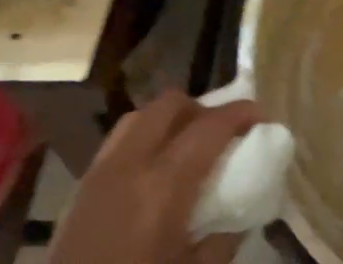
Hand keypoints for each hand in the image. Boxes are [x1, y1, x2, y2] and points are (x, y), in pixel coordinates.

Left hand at [47, 92, 261, 263]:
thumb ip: (225, 238)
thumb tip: (242, 210)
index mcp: (163, 186)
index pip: (210, 127)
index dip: (241, 113)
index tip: (262, 117)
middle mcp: (130, 165)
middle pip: (171, 105)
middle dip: (204, 109)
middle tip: (224, 134)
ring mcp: (100, 174)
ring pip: (140, 116)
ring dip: (171, 120)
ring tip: (189, 147)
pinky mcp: (80, 190)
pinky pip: (118, 141)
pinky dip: (144, 138)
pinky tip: (154, 170)